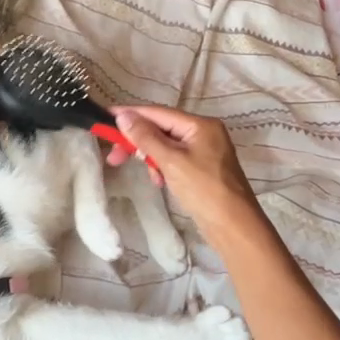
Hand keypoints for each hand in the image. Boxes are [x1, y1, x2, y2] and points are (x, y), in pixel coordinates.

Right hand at [107, 105, 260, 233]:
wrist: (233, 225)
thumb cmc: (204, 189)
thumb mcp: (171, 161)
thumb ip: (146, 137)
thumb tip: (123, 116)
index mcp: (200, 125)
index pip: (158, 113)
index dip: (131, 115)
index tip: (105, 118)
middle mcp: (203, 133)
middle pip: (161, 129)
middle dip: (138, 141)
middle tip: (114, 156)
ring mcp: (203, 151)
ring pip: (166, 146)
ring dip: (150, 157)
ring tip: (150, 176)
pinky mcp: (201, 168)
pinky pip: (174, 160)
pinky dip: (162, 167)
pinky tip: (160, 181)